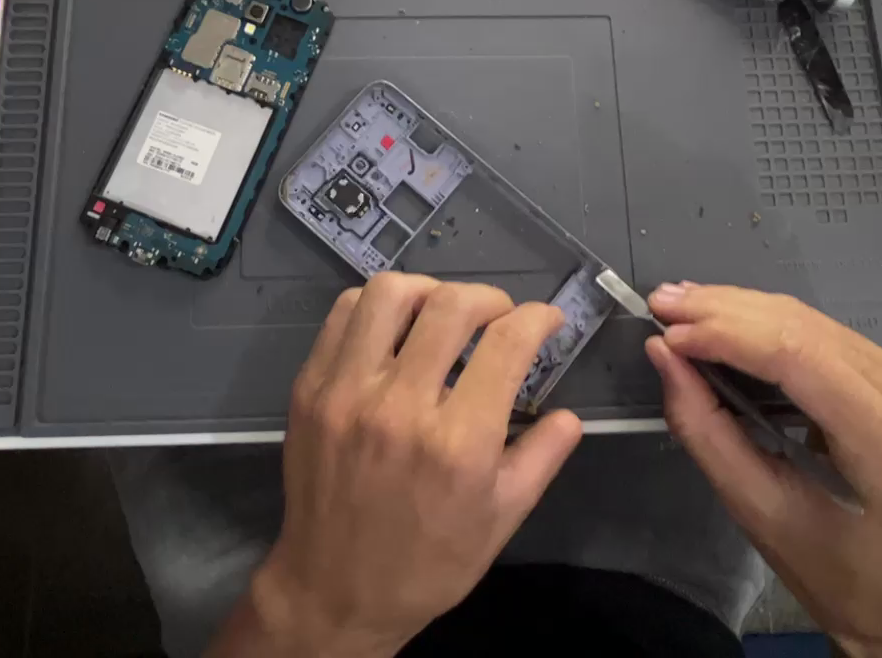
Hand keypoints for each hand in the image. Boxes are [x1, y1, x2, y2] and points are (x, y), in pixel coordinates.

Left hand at [211, 273, 582, 657]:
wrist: (333, 591)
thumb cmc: (428, 562)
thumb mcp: (500, 520)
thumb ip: (541, 458)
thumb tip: (571, 413)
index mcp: (457, 444)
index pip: (506, 344)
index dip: (536, 318)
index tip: (546, 318)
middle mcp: (399, 407)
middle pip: (451, 305)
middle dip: (489, 298)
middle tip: (498, 316)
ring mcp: (346, 392)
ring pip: (390, 293)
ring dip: (429, 290)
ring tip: (442, 313)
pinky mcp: (310, 387)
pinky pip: (344, 313)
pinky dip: (378, 306)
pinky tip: (395, 327)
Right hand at [644, 283, 881, 657]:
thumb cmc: (829, 573)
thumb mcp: (756, 508)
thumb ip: (704, 427)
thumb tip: (661, 352)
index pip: (801, 358)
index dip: (728, 334)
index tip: (667, 332)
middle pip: (805, 329)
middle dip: (724, 311)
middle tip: (661, 304)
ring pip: (812, 321)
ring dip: (739, 309)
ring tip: (681, 304)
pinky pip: (825, 334)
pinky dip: (766, 322)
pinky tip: (723, 315)